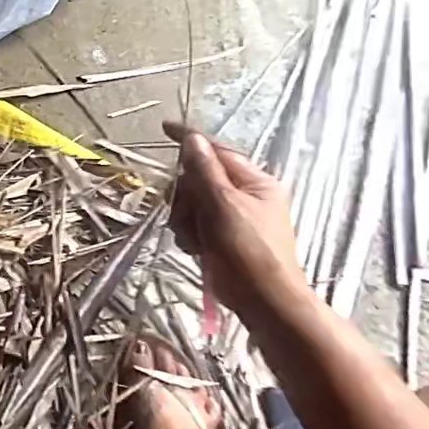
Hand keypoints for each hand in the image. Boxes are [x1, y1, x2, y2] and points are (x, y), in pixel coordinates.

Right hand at [162, 120, 305, 316]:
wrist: (263, 300)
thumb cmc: (249, 248)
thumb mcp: (224, 203)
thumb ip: (204, 169)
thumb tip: (193, 139)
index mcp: (255, 181)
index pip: (216, 150)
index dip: (190, 140)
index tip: (165, 128)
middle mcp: (245, 196)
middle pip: (198, 179)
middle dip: (187, 196)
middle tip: (189, 213)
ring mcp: (233, 218)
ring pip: (191, 203)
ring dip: (186, 219)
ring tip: (197, 238)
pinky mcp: (221, 238)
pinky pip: (193, 224)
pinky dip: (190, 235)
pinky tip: (198, 249)